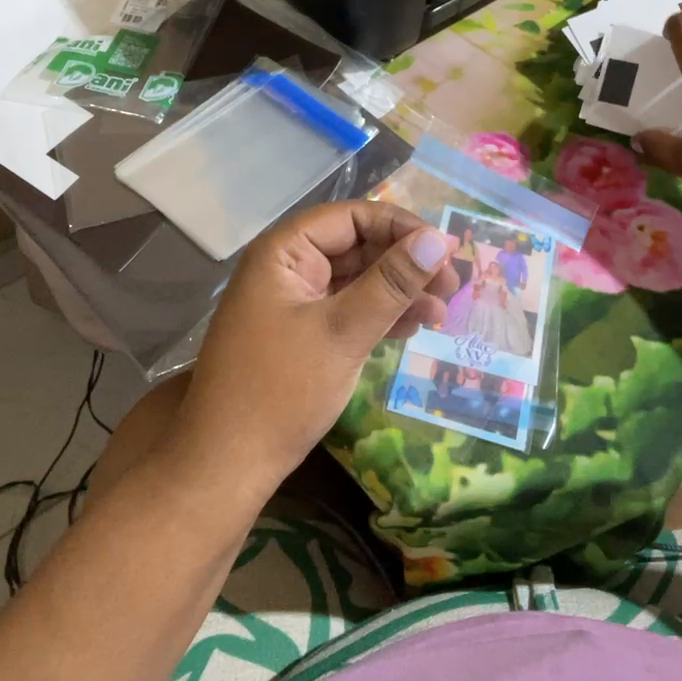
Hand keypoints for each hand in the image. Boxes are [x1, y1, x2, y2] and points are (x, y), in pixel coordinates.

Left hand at [171, 201, 458, 488]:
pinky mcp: (300, 332)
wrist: (227, 464)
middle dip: (406, 263)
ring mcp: (291, 301)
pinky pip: (347, 308)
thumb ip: (393, 282)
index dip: (402, 227)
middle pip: (357, 245)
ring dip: (399, 291)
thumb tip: (440, 239)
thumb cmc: (282, 390)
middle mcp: (286, 267)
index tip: (447, 250)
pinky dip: (380, 314)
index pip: (352, 216)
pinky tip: (414, 327)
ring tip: (442, 313)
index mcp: (284, 252)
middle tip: (454, 285)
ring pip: (356, 279)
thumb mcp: (345, 331)